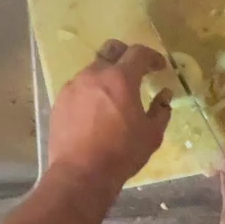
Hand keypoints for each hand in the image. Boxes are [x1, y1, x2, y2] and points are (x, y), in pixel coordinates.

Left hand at [46, 40, 170, 195]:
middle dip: (126, 55)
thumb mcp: (151, 135)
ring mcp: (73, 87)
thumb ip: (161, 110)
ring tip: (114, 96)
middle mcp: (94, 75)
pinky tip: (95, 111)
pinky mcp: (60, 102)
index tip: (160, 67)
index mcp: (120, 78)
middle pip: (111, 50)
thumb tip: (164, 95)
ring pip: (92, 70)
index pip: (138, 53)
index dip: (152, 57)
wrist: (80, 174)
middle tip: (135, 70)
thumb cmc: (122, 154)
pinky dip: (90, 92)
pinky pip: (78, 88)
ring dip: (106, 76)